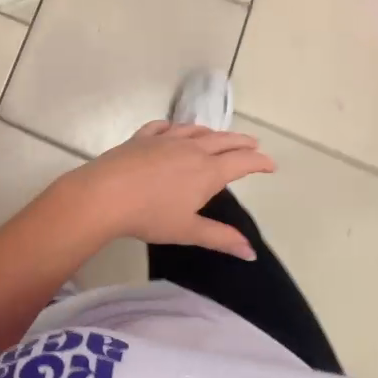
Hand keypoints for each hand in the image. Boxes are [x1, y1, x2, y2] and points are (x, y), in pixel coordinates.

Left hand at [51, 121, 275, 259]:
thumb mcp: (189, 231)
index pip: (241, 162)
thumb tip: (251, 252)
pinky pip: (163, 126)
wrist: (107, 193)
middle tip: (253, 143)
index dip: (258, 162)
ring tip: (218, 135)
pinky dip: (174, 126)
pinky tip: (173, 128)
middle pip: (221, 141)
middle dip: (240, 142)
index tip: (271, 164)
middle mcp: (190, 149)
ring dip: (211, 132)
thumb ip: (221, 238)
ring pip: (194, 130)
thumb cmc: (151, 215)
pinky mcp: (142, 137)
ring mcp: (164, 139)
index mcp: (206, 171)